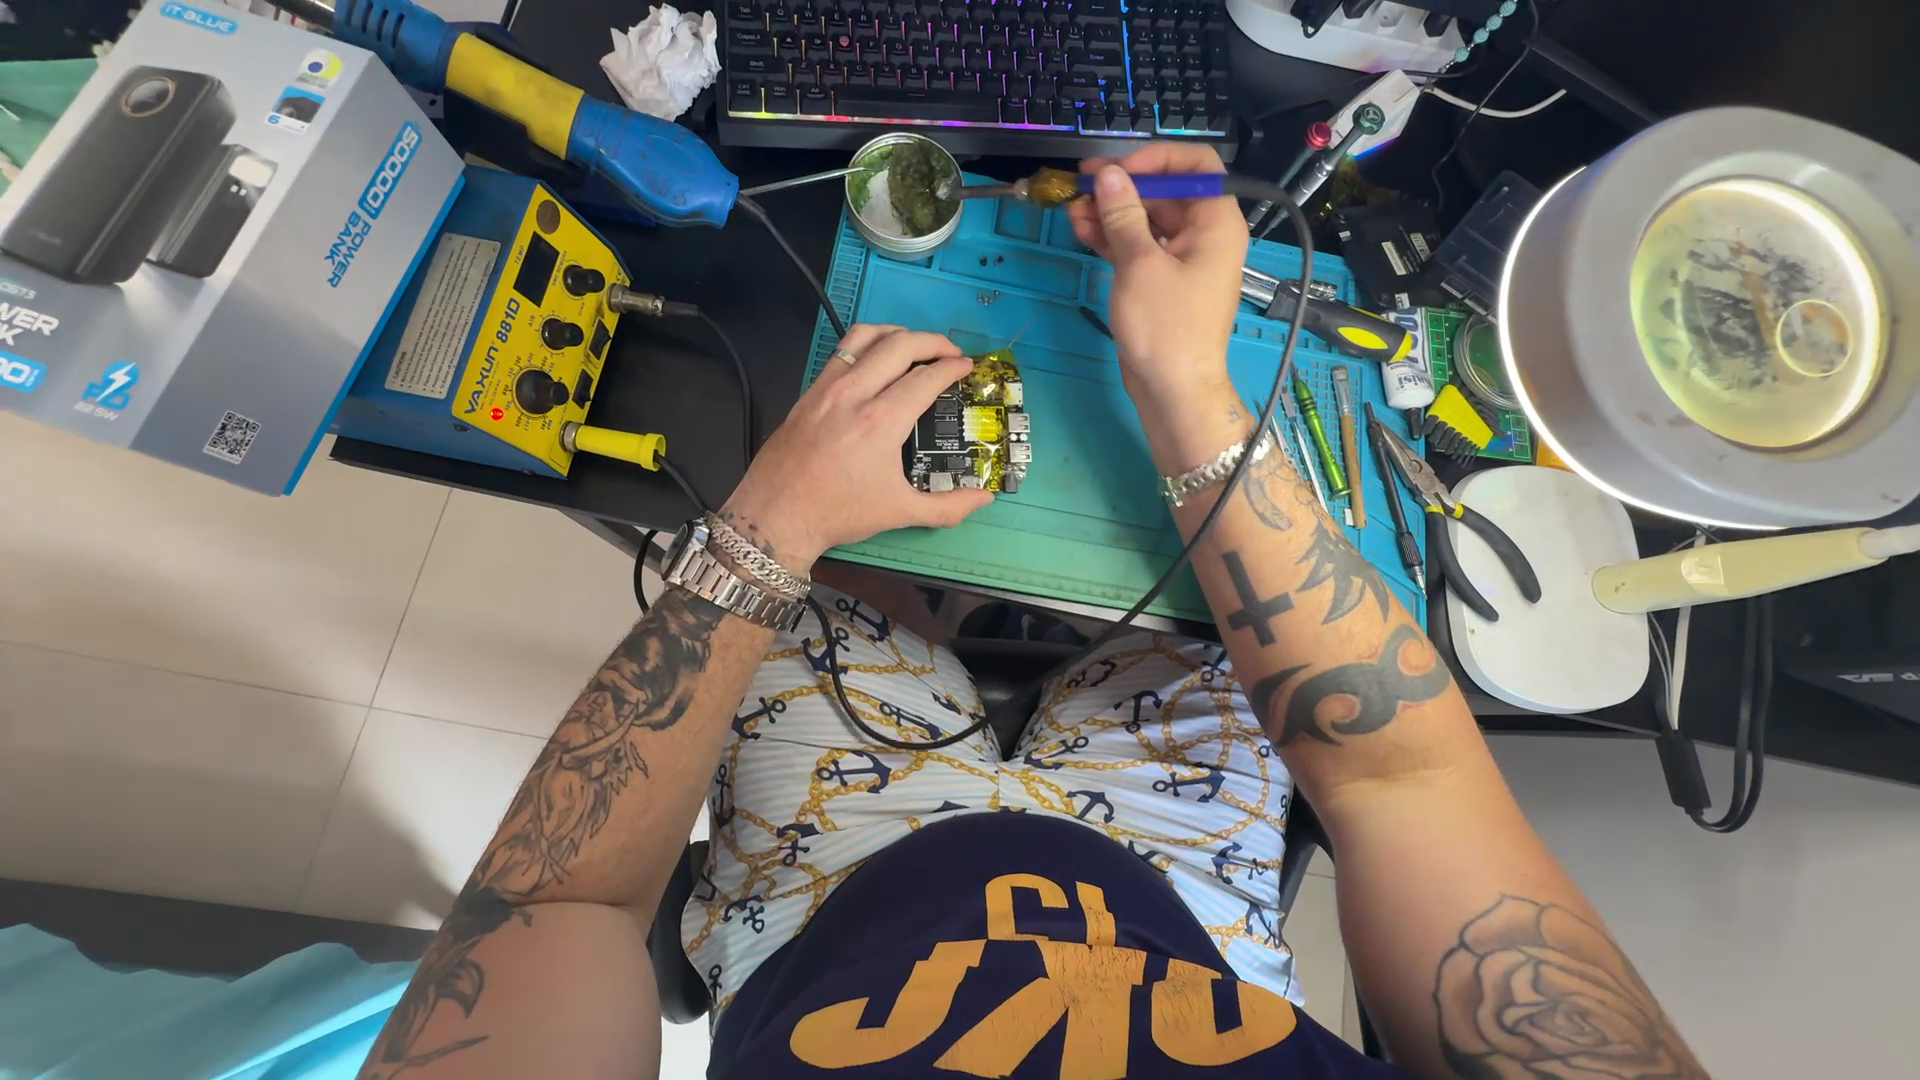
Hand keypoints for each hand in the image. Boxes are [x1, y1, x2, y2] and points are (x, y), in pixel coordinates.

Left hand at [719, 325, 994, 572]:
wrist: (776, 516)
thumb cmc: (839, 514)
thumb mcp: (900, 514)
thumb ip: (948, 507)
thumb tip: (985, 499)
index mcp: (881, 422)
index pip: (926, 378)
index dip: (952, 368)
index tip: (966, 367)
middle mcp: (855, 394)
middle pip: (900, 345)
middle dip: (932, 341)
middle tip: (950, 352)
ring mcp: (827, 388)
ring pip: (865, 336)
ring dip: (897, 333)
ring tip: (914, 344)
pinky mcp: (808, 392)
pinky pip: (841, 351)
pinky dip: (865, 344)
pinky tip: (875, 360)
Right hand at [1068, 144, 1247, 401]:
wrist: (1172, 390)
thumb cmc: (1165, 327)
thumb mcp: (1139, 265)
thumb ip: (1123, 215)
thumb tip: (1109, 175)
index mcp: (1216, 221)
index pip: (1194, 165)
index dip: (1153, 158)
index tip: (1115, 170)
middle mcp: (1203, 235)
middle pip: (1164, 192)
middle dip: (1122, 188)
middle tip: (1081, 188)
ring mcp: (1181, 260)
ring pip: (1146, 221)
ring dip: (1111, 214)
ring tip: (1074, 212)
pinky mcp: (1161, 282)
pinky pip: (1138, 248)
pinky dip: (1113, 239)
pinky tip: (1083, 232)